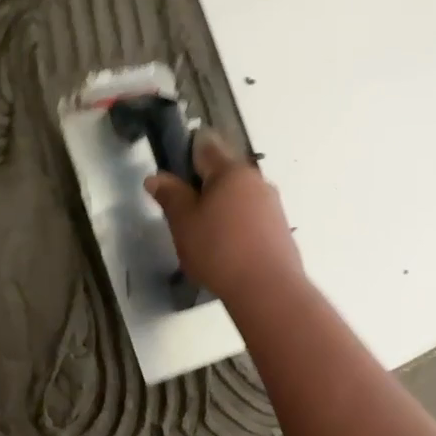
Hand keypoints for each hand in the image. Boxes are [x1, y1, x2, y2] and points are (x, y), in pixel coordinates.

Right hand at [144, 131, 303, 304]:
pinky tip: (225, 247)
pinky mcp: (280, 228)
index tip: (173, 168)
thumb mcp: (183, 222)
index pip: (206, 146)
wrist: (268, 289)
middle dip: (204, 184)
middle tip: (182, 208)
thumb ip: (170, 196)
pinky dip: (235, 224)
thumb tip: (155, 177)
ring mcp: (272, 204)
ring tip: (203, 232)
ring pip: (239, 196)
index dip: (187, 151)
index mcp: (231, 171)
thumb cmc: (218, 250)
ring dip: (221, 206)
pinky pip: (251, 216)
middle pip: (224, 172)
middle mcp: (256, 180)